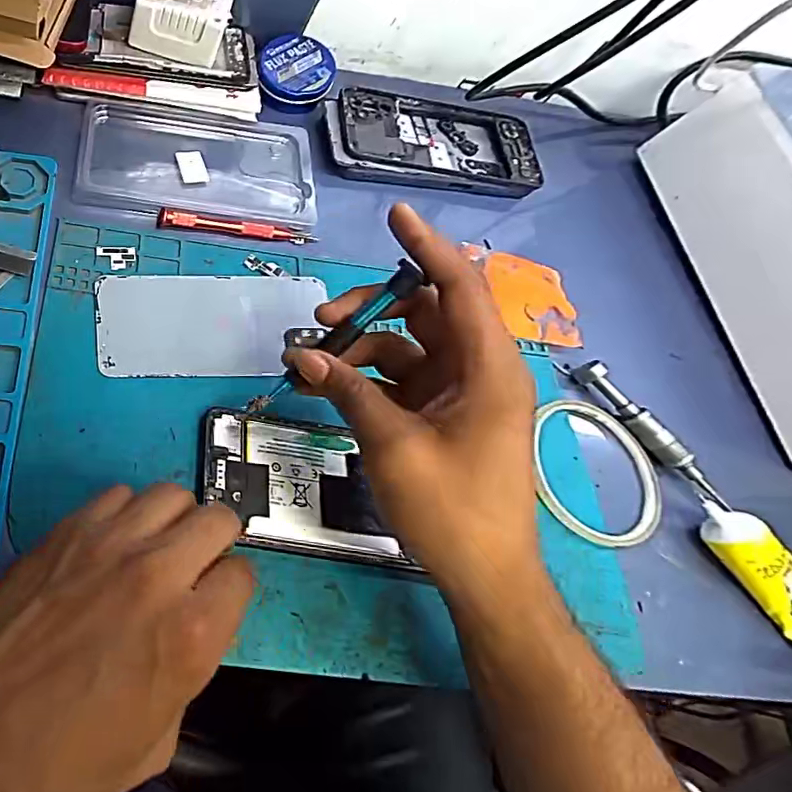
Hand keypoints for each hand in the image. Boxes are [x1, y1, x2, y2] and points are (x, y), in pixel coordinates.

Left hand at [0, 484, 255, 791]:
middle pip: (217, 519)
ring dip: (174, 519)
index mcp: (186, 637)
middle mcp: (153, 577)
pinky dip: (126, 512)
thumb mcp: (154, 741)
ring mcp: (107, 545)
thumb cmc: (53, 756)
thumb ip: (189, 672)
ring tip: (160, 545)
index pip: (242, 577)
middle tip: (199, 562)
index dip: (232, 590)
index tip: (220, 595)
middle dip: (215, 542)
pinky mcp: (68, 531)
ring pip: (171, 493)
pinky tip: (115, 541)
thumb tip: (197, 634)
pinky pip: (118, 494)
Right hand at [284, 203, 538, 603]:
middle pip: (422, 311)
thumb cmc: (454, 510)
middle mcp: (475, 369)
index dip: (428, 247)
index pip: (459, 287)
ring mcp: (456, 391)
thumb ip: (348, 391)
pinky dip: (361, 376)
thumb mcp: (393, 444)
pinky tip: (325, 384)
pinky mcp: (437, 411)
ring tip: (312, 362)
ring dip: (357, 346)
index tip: (396, 215)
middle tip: (323, 320)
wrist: (483, 575)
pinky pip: (395, 376)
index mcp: (487, 368)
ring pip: (402, 343)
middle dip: (369, 309)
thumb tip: (304, 355)